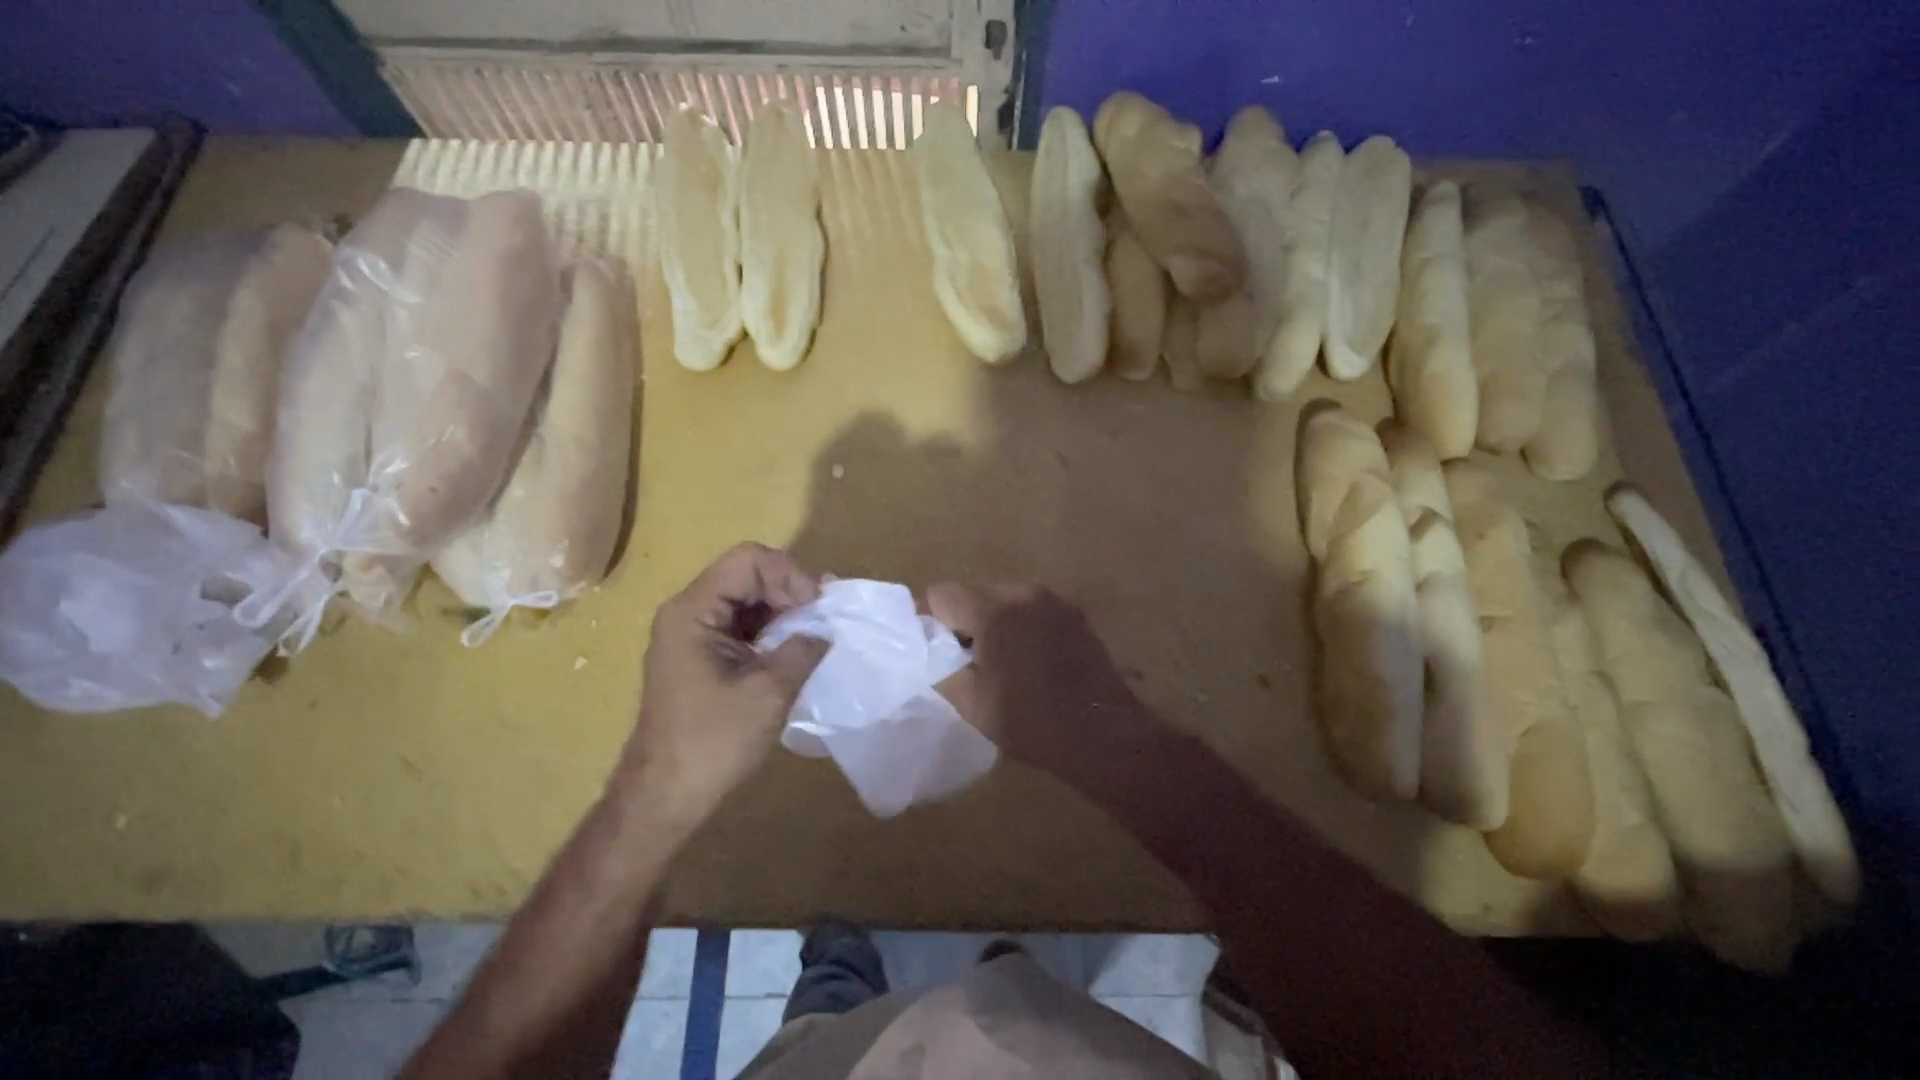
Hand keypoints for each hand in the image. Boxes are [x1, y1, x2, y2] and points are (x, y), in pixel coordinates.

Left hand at [621, 543, 828, 821]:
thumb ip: (802, 649)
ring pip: (745, 599)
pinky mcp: (698, 656)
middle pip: (746, 574)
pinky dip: (770, 630)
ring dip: (782, 611)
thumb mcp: (768, 692)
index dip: (789, 574)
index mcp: (692, 611)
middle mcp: (686, 612)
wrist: (665, 795)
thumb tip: (826, 628)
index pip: (748, 560)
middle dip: (789, 590)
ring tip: (815, 635)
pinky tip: (793, 651)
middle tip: (823, 620)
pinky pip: (739, 625)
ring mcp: (690, 634)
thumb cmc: (712, 742)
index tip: (817, 607)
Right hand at [927, 583, 1151, 775]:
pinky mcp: (1075, 615)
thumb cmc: (1031, 721)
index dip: (928, 617)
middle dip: (961, 619)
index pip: (942, 594)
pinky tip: (1026, 661)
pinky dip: (1020, 626)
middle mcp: (1023, 593)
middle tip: (958, 658)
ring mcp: (1054, 602)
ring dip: (992, 622)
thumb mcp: (971, 703)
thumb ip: (940, 668)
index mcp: (994, 611)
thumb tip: (928, 651)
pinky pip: (1032, 610)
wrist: (1103, 734)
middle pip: (975, 592)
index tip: (928, 646)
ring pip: (1005, 599)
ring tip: (994, 661)